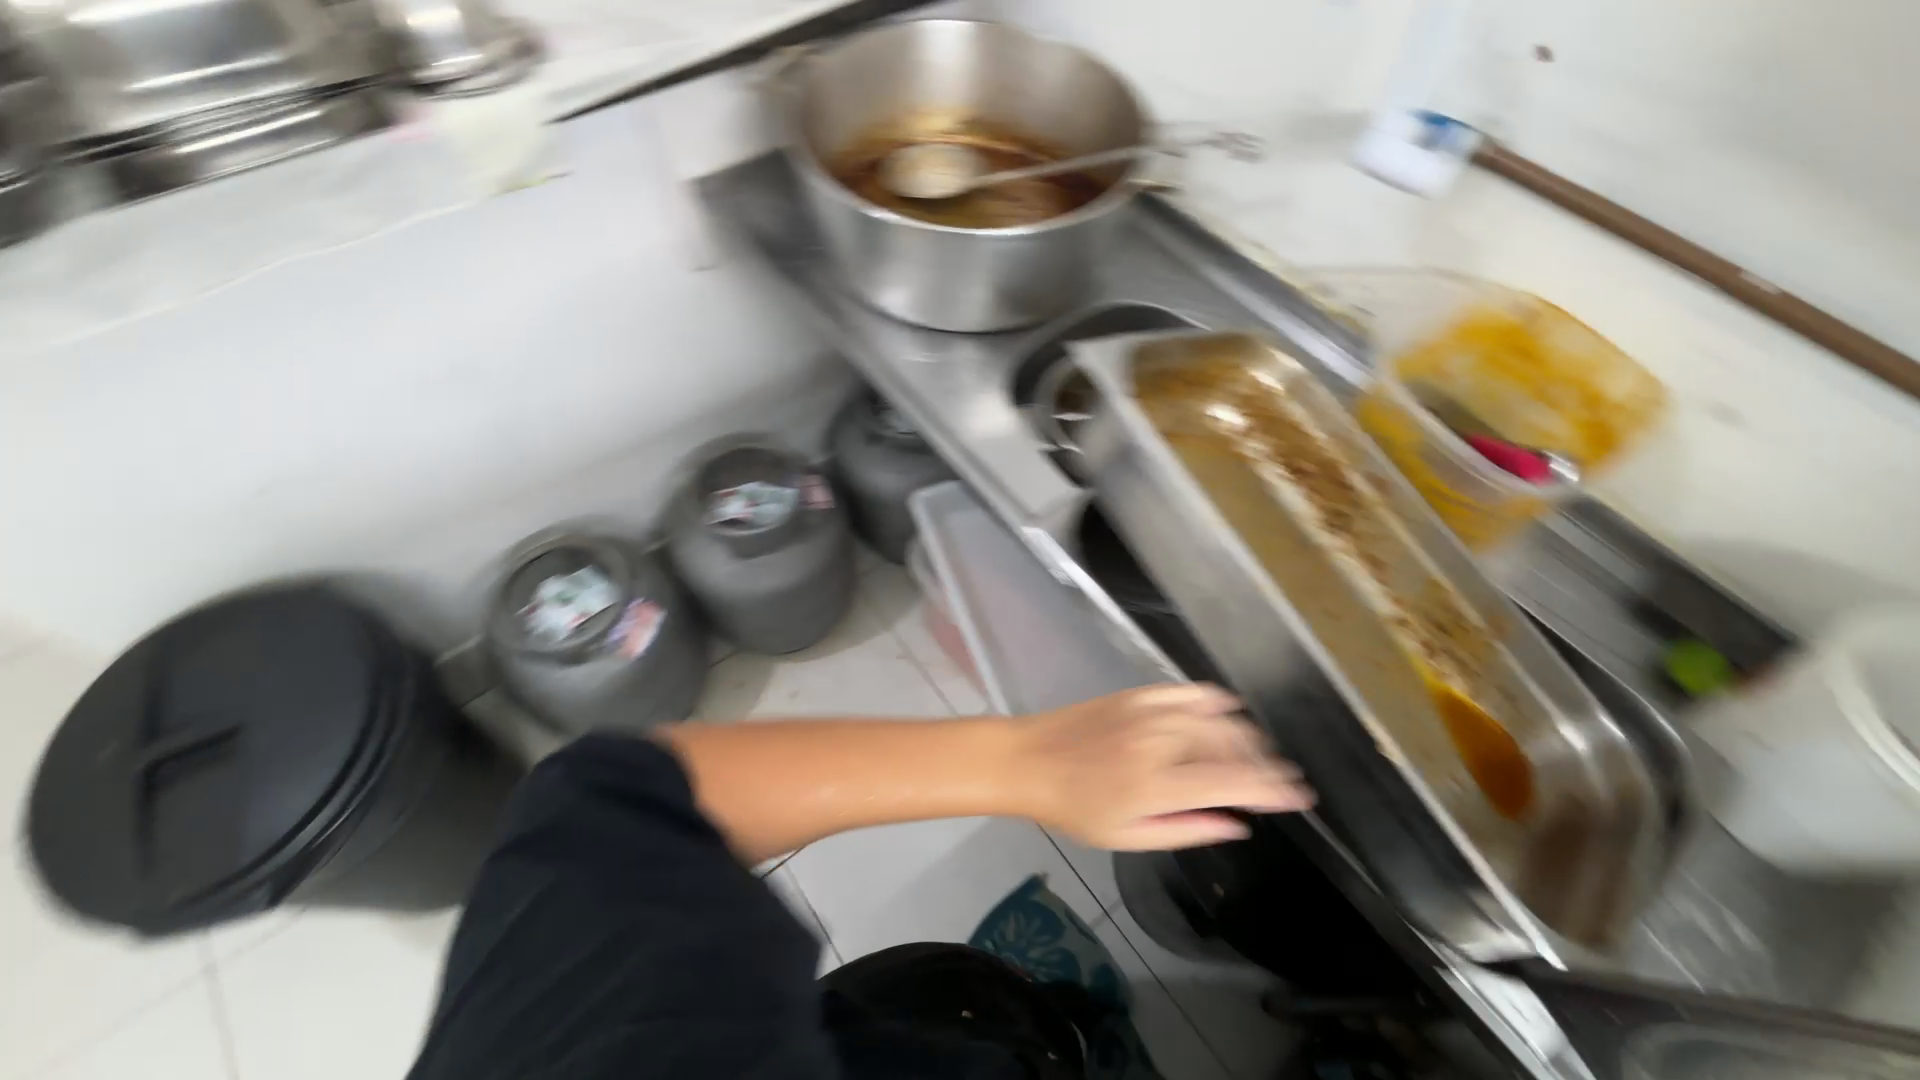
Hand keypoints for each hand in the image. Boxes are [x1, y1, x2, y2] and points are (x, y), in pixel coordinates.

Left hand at [1011, 684, 1313, 850]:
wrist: (1028, 760)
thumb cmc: (1075, 808)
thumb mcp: (1127, 837)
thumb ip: (1186, 829)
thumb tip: (1237, 824)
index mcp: (1159, 784)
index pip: (1233, 782)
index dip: (1273, 789)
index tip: (1299, 797)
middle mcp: (1161, 742)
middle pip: (1233, 746)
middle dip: (1265, 763)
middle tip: (1278, 779)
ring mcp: (1150, 712)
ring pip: (1217, 717)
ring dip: (1246, 736)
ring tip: (1256, 754)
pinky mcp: (1138, 694)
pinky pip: (1189, 692)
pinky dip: (1216, 701)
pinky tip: (1229, 711)